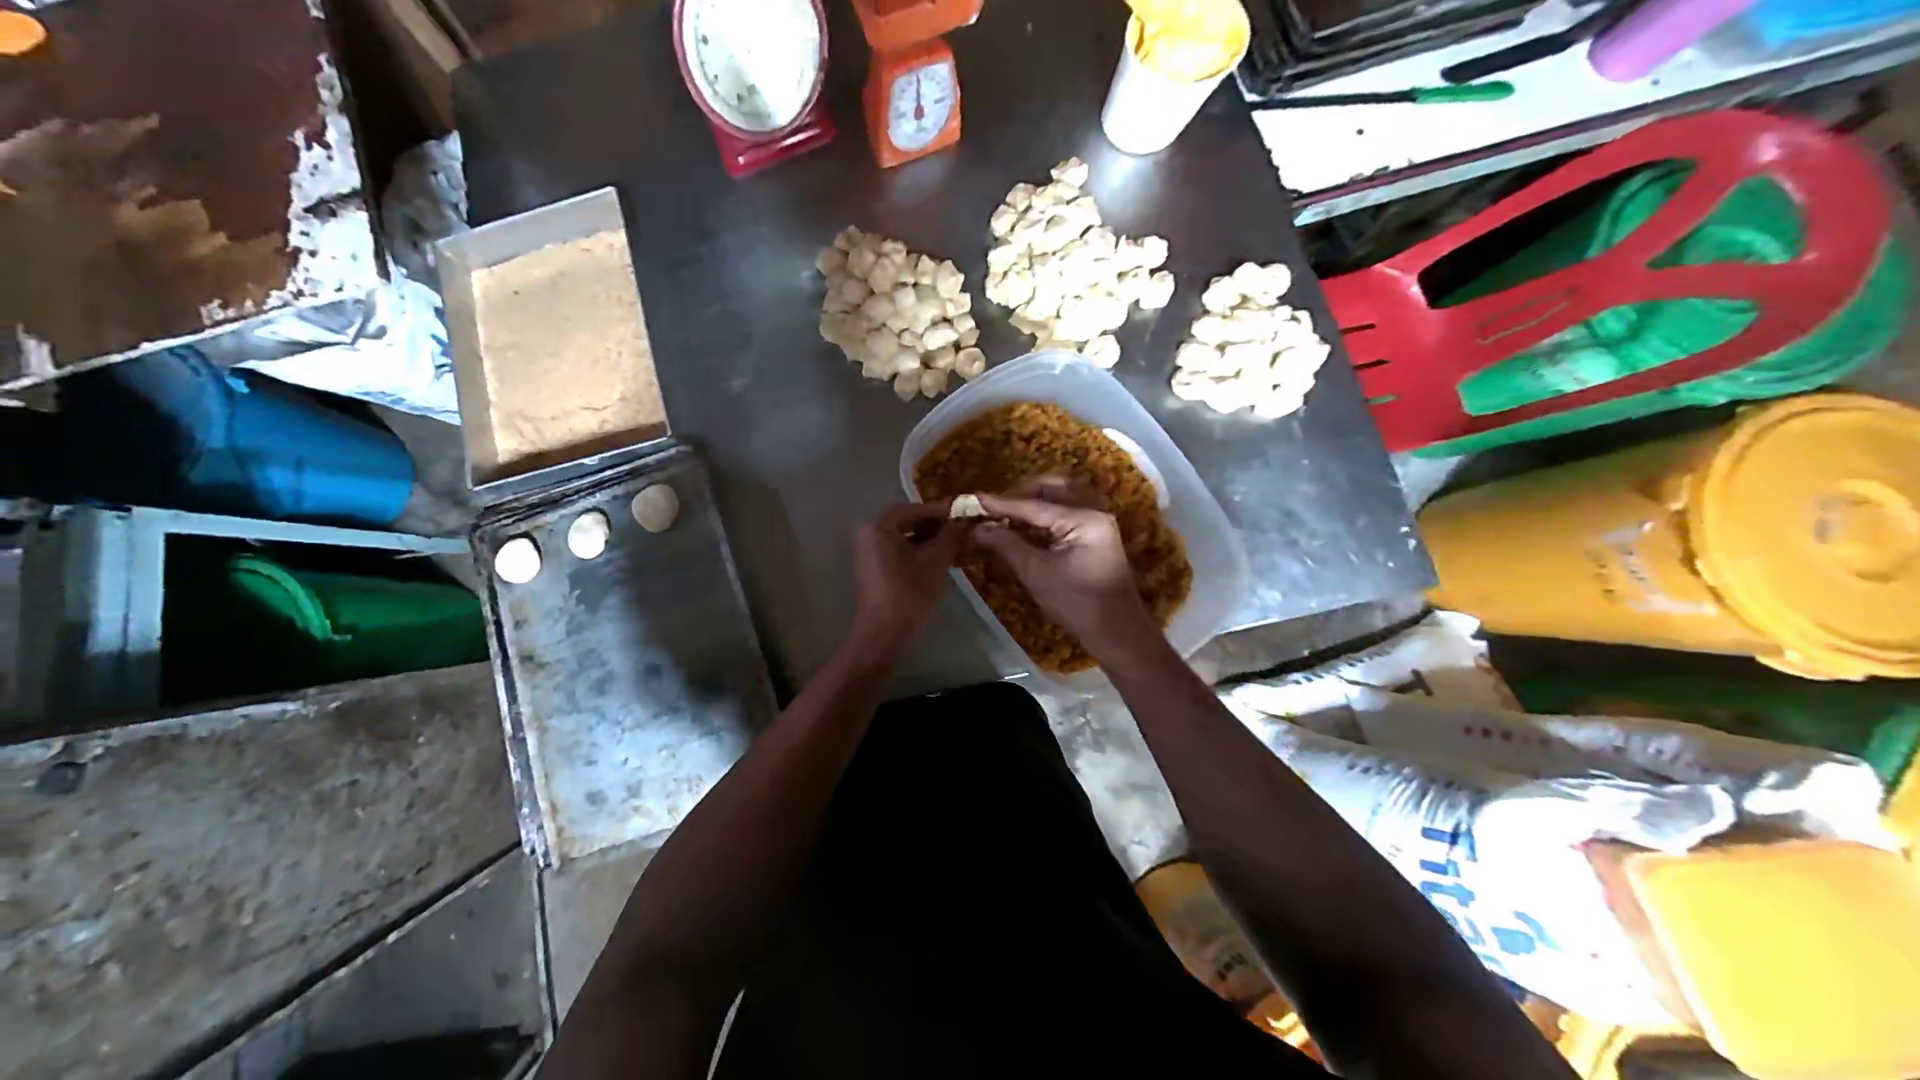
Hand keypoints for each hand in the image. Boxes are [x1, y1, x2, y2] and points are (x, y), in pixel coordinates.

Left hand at [850, 502, 965, 655]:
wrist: (884, 633)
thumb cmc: (909, 592)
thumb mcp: (936, 560)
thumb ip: (950, 536)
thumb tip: (963, 522)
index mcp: (878, 528)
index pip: (912, 508)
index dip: (937, 509)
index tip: (960, 512)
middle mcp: (869, 536)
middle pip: (907, 523)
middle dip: (935, 526)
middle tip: (959, 529)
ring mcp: (870, 556)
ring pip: (905, 540)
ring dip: (930, 541)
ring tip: (955, 545)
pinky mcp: (876, 572)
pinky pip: (900, 555)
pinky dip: (920, 554)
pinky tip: (942, 561)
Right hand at [973, 481, 1158, 661]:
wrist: (1116, 630)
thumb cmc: (1076, 603)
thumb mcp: (1036, 573)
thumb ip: (1007, 544)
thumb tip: (979, 528)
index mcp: (1083, 519)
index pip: (1034, 505)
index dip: (1002, 503)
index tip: (975, 498)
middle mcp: (1094, 511)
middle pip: (1053, 488)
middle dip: (1021, 494)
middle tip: (994, 507)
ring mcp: (1099, 521)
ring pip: (1064, 495)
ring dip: (1036, 499)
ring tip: (1009, 513)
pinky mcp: (1098, 533)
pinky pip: (1071, 509)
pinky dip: (1048, 510)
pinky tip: (1028, 524)